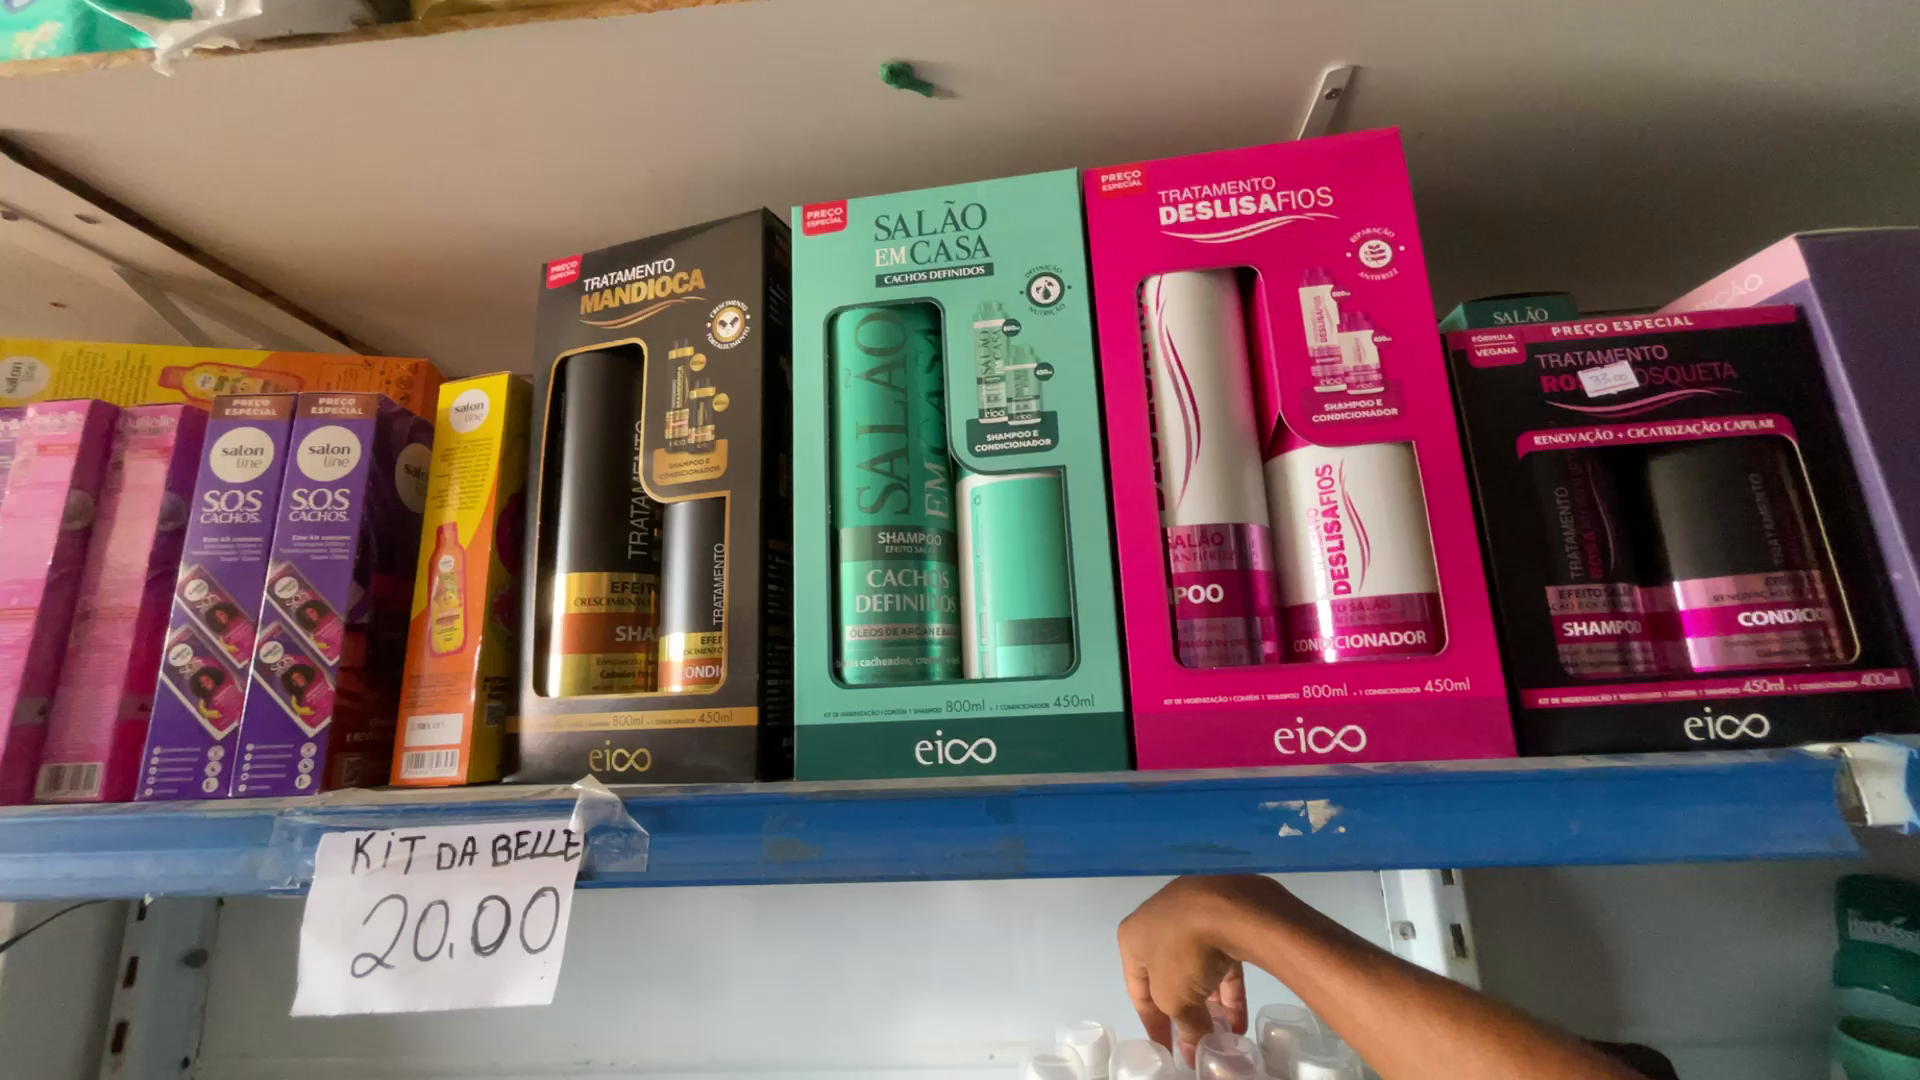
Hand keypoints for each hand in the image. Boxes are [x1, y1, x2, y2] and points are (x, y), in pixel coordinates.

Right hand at [1117, 876, 1292, 1062]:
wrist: (1225, 909)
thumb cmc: (1182, 951)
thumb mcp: (1174, 998)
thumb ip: (1184, 1027)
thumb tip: (1193, 1050)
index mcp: (1132, 938)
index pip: (1138, 990)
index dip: (1153, 1025)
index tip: (1167, 1052)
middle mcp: (1156, 923)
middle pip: (1168, 978)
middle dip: (1184, 1012)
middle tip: (1198, 1043)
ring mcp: (1188, 917)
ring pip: (1195, 968)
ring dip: (1208, 1003)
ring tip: (1222, 1035)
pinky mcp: (1218, 919)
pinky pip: (1219, 960)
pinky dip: (1227, 989)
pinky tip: (1239, 1020)